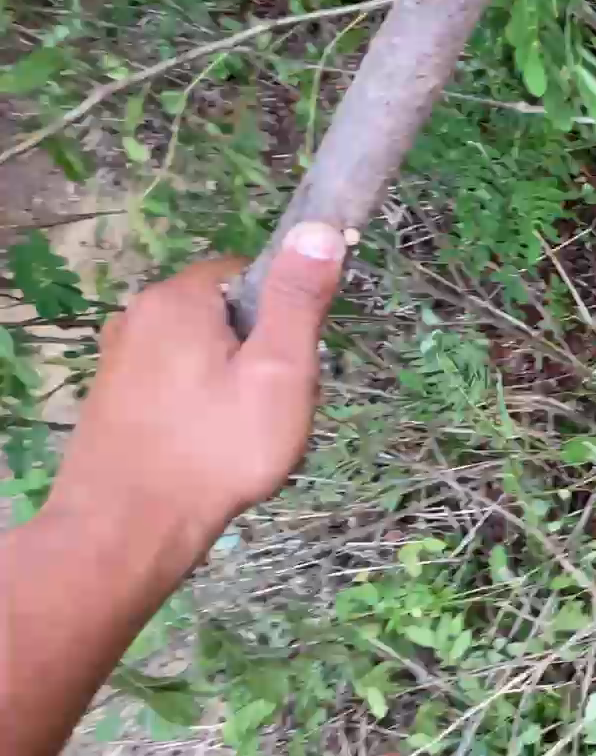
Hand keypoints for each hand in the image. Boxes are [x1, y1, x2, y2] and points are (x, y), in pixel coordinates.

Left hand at [42, 222, 346, 575]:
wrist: (133, 524)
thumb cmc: (221, 442)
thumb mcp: (280, 368)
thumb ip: (298, 299)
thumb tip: (318, 230)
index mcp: (177, 300)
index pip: (251, 271)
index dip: (290, 307)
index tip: (305, 352)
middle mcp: (139, 317)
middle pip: (233, 310)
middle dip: (270, 345)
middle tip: (286, 394)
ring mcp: (122, 357)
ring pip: (213, 345)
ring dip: (246, 373)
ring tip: (259, 420)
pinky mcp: (118, 392)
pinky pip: (189, 373)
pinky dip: (216, 394)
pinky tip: (226, 433)